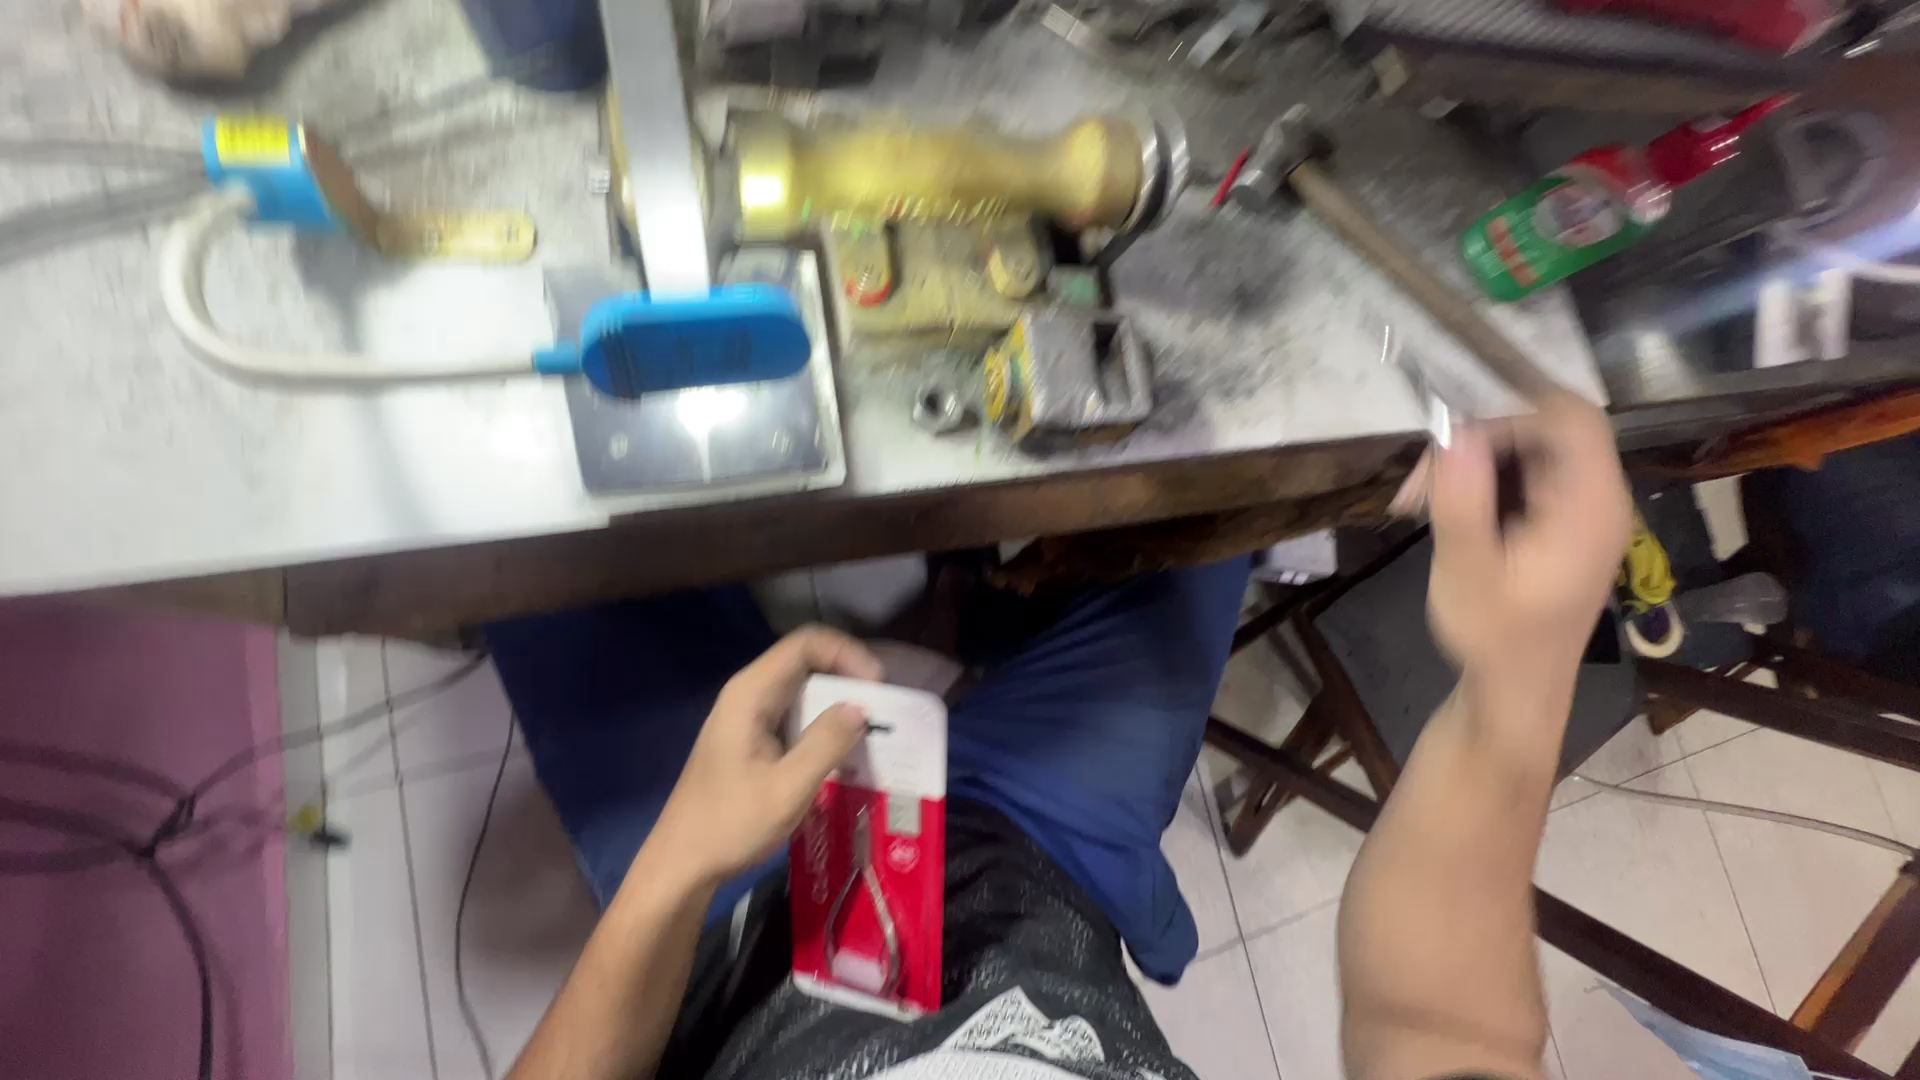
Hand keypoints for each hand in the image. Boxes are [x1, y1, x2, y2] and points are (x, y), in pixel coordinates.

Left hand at [648, 626, 884, 886]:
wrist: (681, 865)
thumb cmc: (729, 825)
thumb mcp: (787, 789)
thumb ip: (825, 744)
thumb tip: (860, 708)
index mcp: (751, 694)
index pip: (806, 644)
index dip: (847, 653)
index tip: (878, 685)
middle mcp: (748, 694)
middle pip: (806, 661)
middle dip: (848, 677)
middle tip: (882, 708)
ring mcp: (748, 716)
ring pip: (803, 688)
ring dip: (838, 702)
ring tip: (870, 728)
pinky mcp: (753, 737)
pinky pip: (796, 714)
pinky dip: (823, 723)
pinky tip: (843, 750)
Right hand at [1427, 391, 1631, 686]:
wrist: (1515, 686)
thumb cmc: (1495, 637)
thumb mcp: (1467, 573)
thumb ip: (1462, 503)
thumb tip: (1450, 433)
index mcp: (1590, 505)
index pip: (1568, 419)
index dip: (1507, 410)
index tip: (1443, 435)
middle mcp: (1595, 496)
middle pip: (1544, 427)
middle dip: (1475, 438)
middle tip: (1418, 481)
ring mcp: (1576, 506)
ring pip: (1526, 447)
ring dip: (1467, 459)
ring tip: (1418, 497)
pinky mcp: (1555, 518)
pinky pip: (1519, 472)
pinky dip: (1476, 477)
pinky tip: (1440, 505)